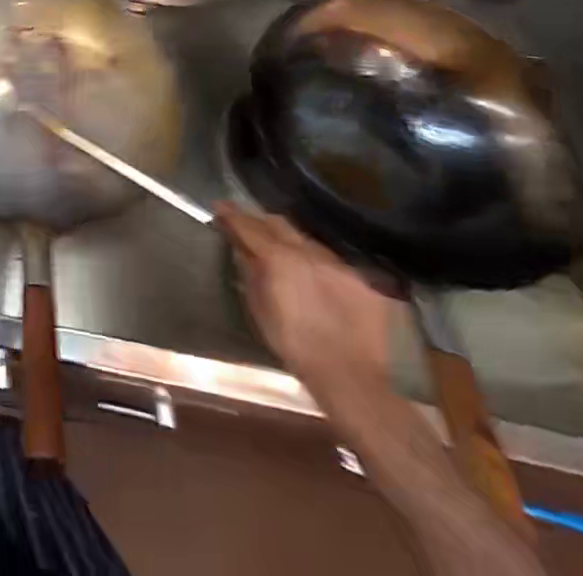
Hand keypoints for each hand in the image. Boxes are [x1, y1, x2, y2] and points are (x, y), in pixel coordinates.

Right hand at [216, 202, 398, 401]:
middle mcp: (310, 252)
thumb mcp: (261, 311)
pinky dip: (316, 260)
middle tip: (247, 224)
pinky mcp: (362, 277)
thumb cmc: (294, 347)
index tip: (220, 207)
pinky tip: (314, 274)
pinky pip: (331, 259)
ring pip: (307, 239)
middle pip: (280, 223)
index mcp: (280, 259)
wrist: (350, 375)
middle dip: (261, 221)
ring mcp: (339, 262)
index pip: (250, 228)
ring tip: (280, 248)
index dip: (233, 216)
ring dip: (290, 240)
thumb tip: (242, 252)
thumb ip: (250, 275)